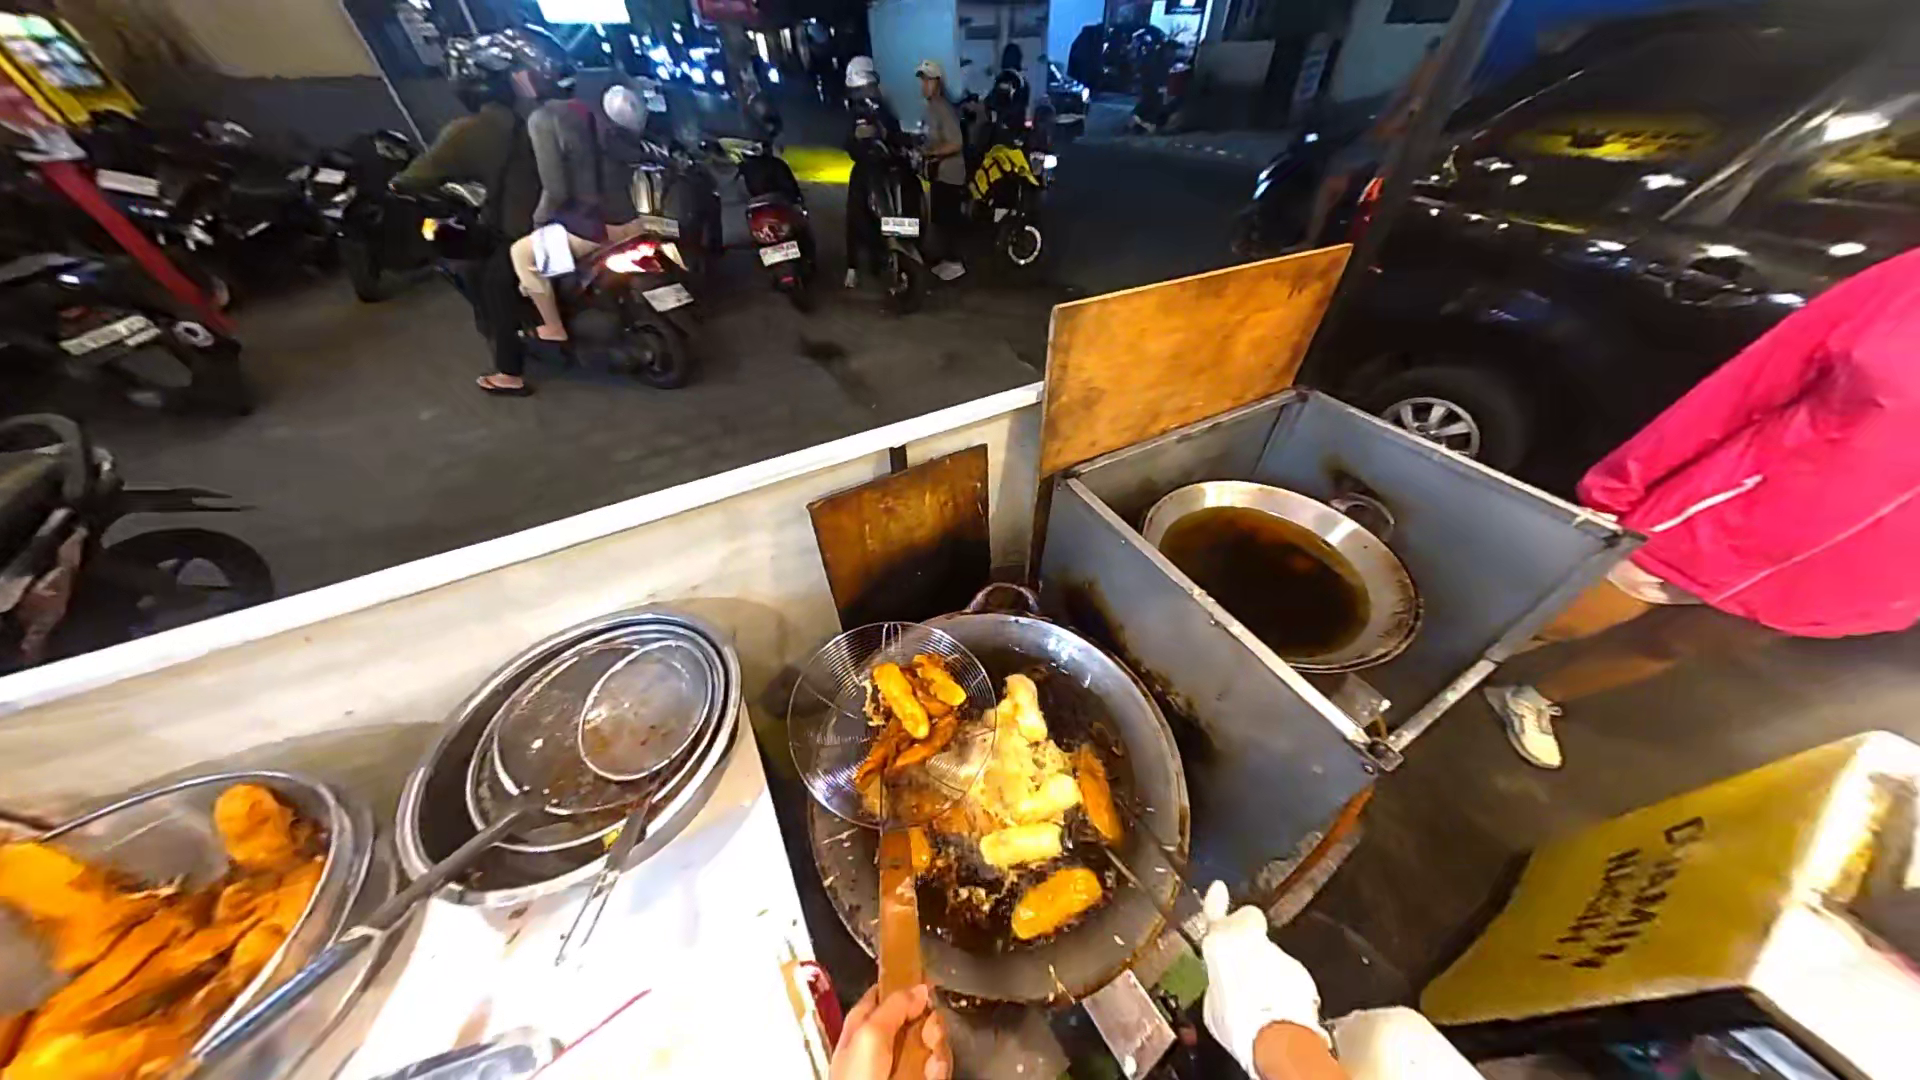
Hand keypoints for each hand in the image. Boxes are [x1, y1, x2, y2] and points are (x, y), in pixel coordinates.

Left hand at [830, 983, 950, 1079]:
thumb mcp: (870, 1032)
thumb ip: (895, 1004)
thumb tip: (921, 989)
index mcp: (864, 1023)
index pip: (887, 991)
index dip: (907, 986)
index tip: (925, 989)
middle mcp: (884, 1041)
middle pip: (917, 1015)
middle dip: (929, 1022)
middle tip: (928, 1034)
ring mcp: (901, 1066)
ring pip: (931, 1041)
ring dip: (937, 1048)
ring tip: (931, 1063)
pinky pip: (937, 1067)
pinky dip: (939, 1070)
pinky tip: (933, 1075)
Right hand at [1201, 881, 1329, 1077]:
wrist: (1277, 1038)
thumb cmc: (1236, 1022)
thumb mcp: (1212, 1002)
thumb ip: (1218, 979)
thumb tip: (1222, 982)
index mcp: (1218, 942)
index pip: (1215, 912)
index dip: (1217, 900)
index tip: (1219, 887)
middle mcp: (1247, 939)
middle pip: (1249, 933)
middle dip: (1251, 949)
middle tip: (1248, 974)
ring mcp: (1277, 953)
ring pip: (1272, 958)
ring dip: (1270, 974)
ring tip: (1266, 1006)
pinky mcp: (1302, 972)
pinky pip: (1291, 979)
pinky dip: (1289, 991)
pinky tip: (1283, 1013)